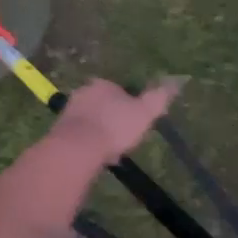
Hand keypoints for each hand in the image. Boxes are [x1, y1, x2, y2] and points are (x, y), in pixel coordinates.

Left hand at [45, 78, 179, 167]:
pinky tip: (96, 157)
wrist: (78, 147)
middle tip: (123, 139)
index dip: (129, 107)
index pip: (119, 91)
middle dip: (112, 119)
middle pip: (102, 105)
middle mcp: (82, 92)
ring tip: (111, 152)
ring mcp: (68, 110)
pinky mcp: (59, 129)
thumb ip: (159, 97)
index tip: (135, 123)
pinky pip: (80, 135)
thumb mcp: (145, 112)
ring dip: (100, 133)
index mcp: (102, 84)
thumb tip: (177, 80)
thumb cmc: (115, 126)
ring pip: (90, 120)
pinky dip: (88, 143)